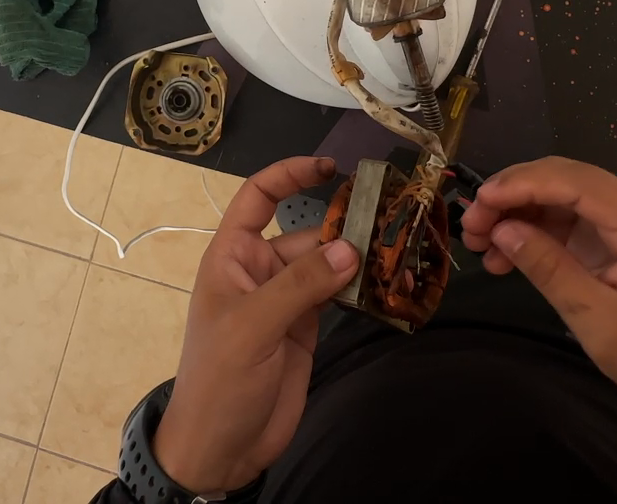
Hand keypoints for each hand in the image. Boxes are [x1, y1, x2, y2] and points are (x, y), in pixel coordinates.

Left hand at [153, 156, 359, 493]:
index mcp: (234, 255)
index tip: (329, 166)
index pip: (259, 197)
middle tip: (390, 222)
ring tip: (398, 250)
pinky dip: (360, 286)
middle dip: (343, 224)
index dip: (290, 174)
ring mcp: (286, 297)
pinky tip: (387, 282)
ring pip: (326, 262)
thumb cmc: (219, 379)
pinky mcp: (307, 325)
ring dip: (358, 257)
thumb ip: (300, 285)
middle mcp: (261, 268)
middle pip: (306, 231)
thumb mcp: (252, 327)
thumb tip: (349, 247)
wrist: (221, 450)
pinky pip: (336, 293)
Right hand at [460, 157, 616, 404]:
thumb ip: (551, 269)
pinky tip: (504, 256)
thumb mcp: (600, 322)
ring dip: (517, 213)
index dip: (522, 184)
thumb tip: (502, 230)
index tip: (480, 202)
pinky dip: (534, 231)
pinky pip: (568, 218)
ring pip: (559, 195)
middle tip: (471, 227)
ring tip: (479, 243)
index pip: (574, 181)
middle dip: (512, 197)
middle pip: (563, 180)